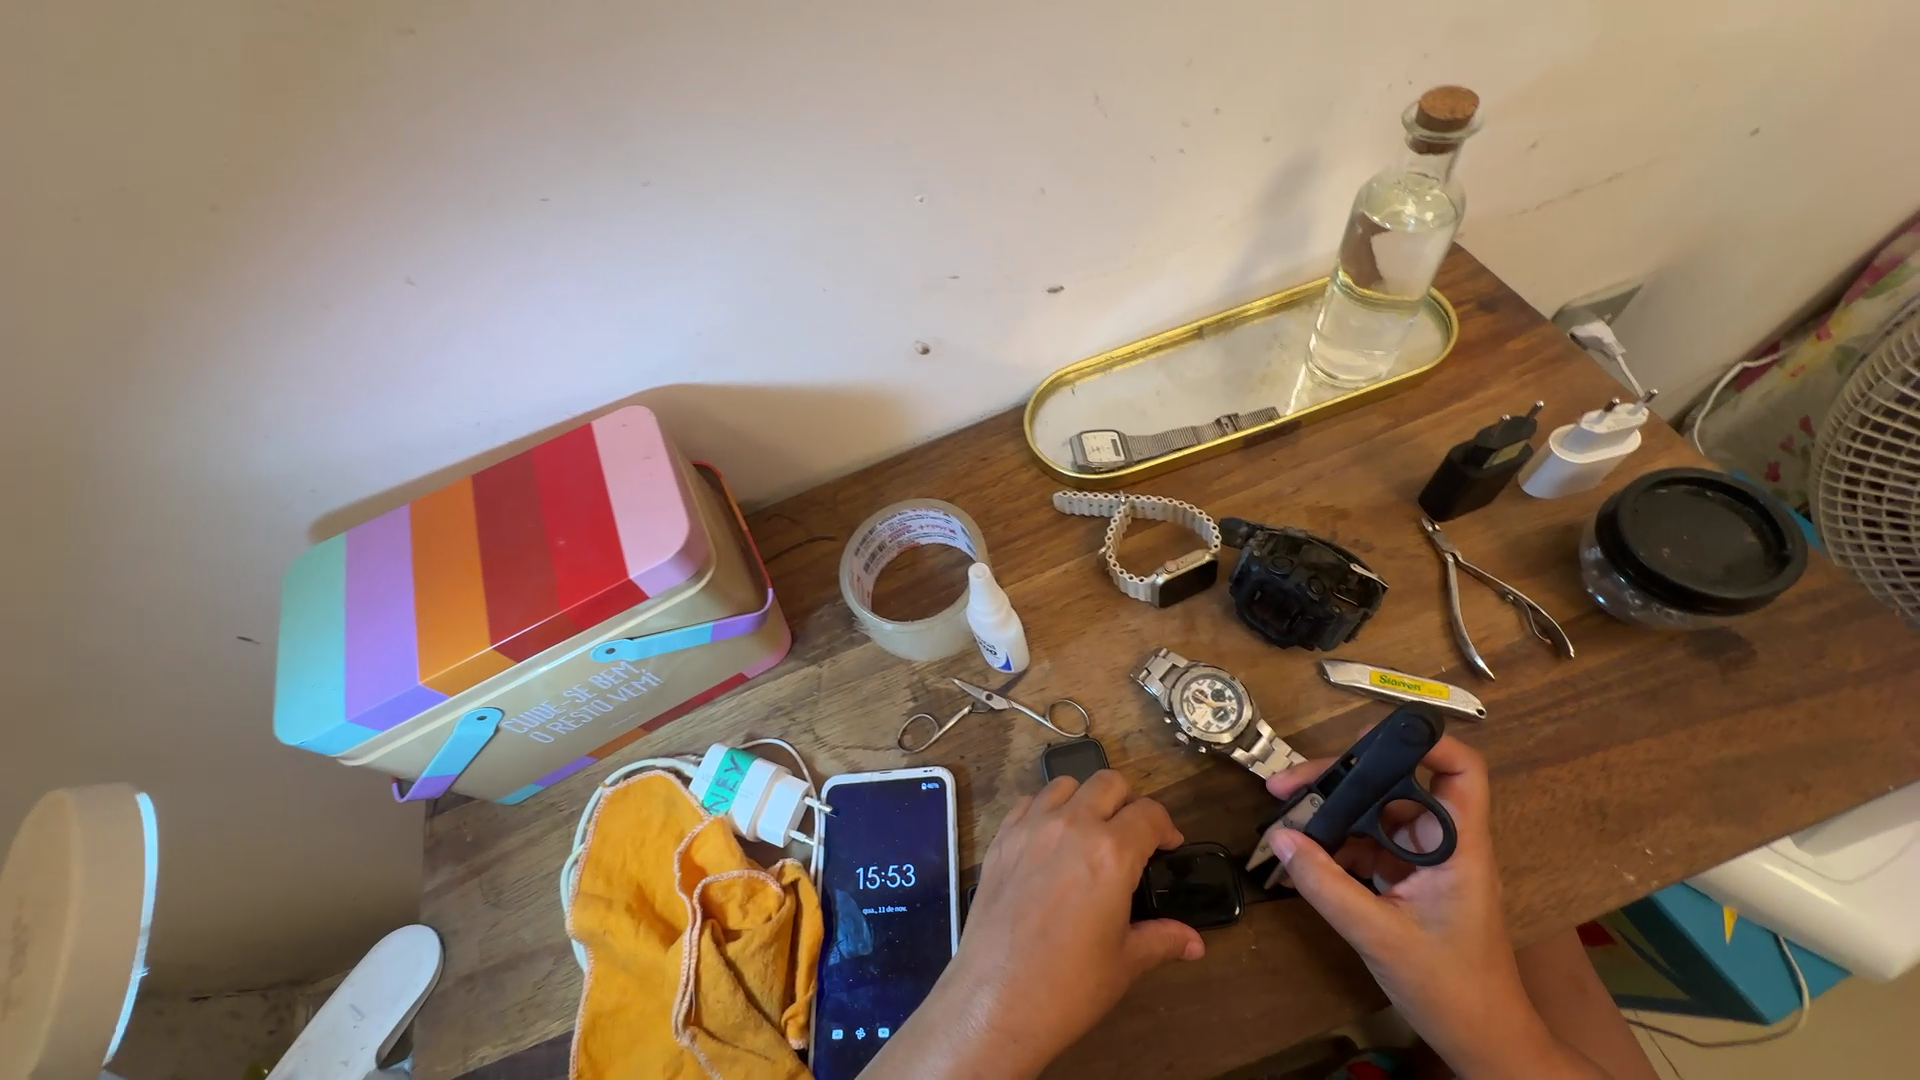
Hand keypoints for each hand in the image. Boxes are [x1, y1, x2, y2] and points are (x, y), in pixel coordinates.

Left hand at [862, 772, 1201, 1079]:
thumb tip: (1194, 942)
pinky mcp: (1001, 839)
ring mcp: (1030, 827)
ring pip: (1065, 784)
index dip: (1166, 826)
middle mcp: (1071, 826)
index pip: (1149, 813)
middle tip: (1132, 835)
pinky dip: (1045, 810)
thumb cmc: (1069, 986)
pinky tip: (1049, 841)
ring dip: (1084, 799)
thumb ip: (1162, 939)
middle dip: (1128, 802)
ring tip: (1089, 832)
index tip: (1168, 845)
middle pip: (1108, 783)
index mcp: (1111, 852)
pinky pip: (1028, 802)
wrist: (996, 999)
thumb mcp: (1125, 963)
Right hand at [1260, 736, 1604, 1079]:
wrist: (1482, 1043)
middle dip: (1340, 779)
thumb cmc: (1451, 990)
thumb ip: (1326, 886)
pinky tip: (1301, 854)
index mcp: (1459, 846)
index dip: (1422, 740)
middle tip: (1287, 785)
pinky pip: (1365, 844)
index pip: (1460, 769)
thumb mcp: (1380, 937)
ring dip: (1329, 812)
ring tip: (1284, 816)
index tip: (1364, 741)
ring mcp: (1423, 860)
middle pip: (1394, 784)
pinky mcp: (1405, 878)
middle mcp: (1442, 842)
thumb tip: (1280, 838)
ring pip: (1373, 813)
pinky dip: (1333, 845)